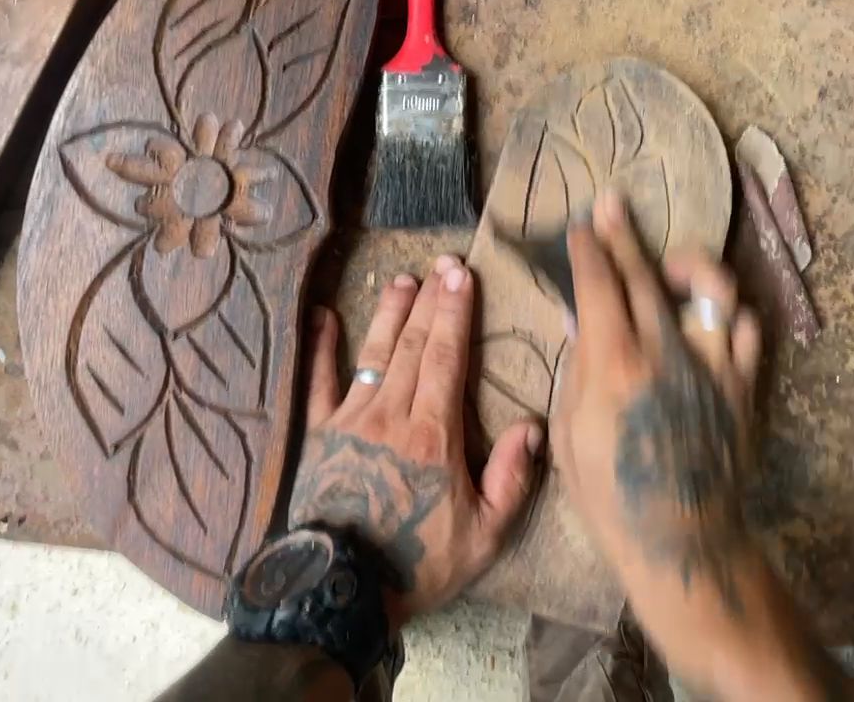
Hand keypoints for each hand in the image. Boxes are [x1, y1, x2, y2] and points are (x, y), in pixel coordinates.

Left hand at [288, 255, 543, 627]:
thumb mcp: (484, 535)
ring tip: (402, 279)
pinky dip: (322, 347)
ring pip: (375, 352)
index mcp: (433, 432)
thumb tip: (532, 426)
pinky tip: (323, 315)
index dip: (455, 312)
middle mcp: (392, 413)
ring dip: (390, 312)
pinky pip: (320, 382)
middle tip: (442, 263)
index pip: (446, 356)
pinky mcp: (320, 433)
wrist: (340, 590)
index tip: (463, 275)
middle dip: (430, 299)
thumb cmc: (417, 560)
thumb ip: (511, 479)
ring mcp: (351, 418)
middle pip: (414, 343)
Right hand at [556, 191, 840, 700]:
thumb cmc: (611, 494)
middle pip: (645, 275)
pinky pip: (747, 329)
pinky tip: (710, 319)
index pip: (599, 286)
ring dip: (688, 265)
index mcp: (616, 365)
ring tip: (672, 265)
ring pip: (713, 289)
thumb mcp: (571, 432)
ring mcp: (714, 366)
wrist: (683, 541)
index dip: (589, 250)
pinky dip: (728, 315)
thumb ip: (577, 366)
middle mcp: (668, 353)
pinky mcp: (744, 385)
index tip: (582, 226)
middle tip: (613, 205)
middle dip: (624, 234)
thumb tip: (581, 318)